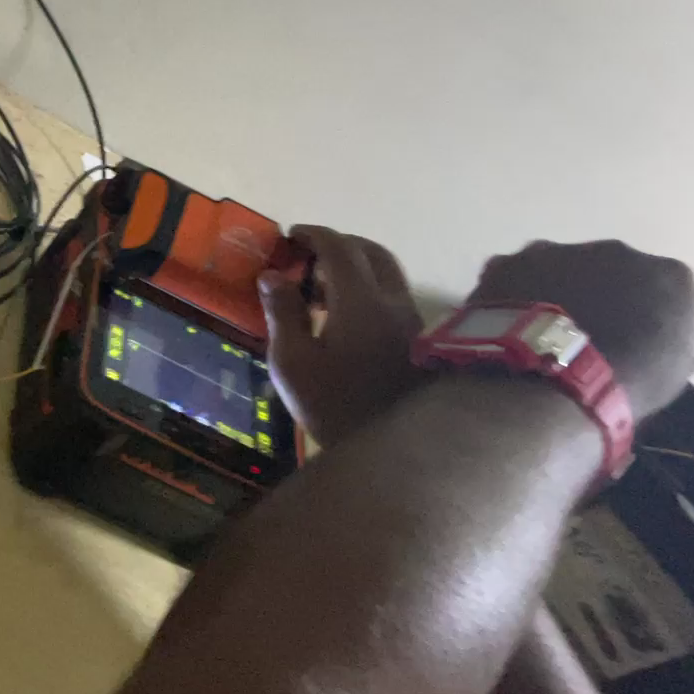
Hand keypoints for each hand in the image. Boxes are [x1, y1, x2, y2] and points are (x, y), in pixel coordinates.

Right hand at [259, 225, 426, 446]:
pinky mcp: (421, 344)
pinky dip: (369, 289)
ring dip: (357, 266)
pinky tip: (345, 315)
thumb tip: (272, 275)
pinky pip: (395, 298)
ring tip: (322, 285)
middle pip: (373, 253)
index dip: (314, 234)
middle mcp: (395, 304)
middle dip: (340, 243)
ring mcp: (414, 324)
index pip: (340, 248)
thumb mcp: (291, 361)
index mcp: (360, 302)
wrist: (395, 458)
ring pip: (389, 275)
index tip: (290, 236)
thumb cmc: (332, 405)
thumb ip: (282, 312)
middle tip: (307, 254)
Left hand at [469, 239, 693, 417]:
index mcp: (667, 274)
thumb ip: (658, 331)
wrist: (546, 370)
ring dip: (547, 287)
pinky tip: (504, 320)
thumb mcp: (670, 362)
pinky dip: (507, 292)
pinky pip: (509, 275)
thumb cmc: (624, 378)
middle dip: (590, 292)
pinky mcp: (504, 261)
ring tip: (535, 325)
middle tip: (576, 327)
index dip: (638, 312)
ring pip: (553, 268)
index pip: (658, 288)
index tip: (625, 333)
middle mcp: (612, 251)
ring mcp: (553, 251)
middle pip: (602, 270)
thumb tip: (640, 333)